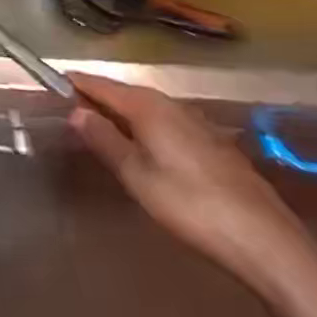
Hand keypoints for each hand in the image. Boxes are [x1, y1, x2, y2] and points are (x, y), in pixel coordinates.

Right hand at [68, 72, 297, 257]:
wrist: (262, 236)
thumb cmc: (189, 203)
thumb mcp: (137, 176)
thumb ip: (105, 140)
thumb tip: (75, 111)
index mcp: (147, 106)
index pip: (103, 85)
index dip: (78, 84)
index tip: (54, 81)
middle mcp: (170, 104)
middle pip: (125, 93)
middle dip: (98, 97)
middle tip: (71, 105)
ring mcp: (194, 121)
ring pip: (146, 107)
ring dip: (121, 111)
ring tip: (100, 124)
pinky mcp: (209, 141)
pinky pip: (164, 121)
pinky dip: (143, 124)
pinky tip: (143, 144)